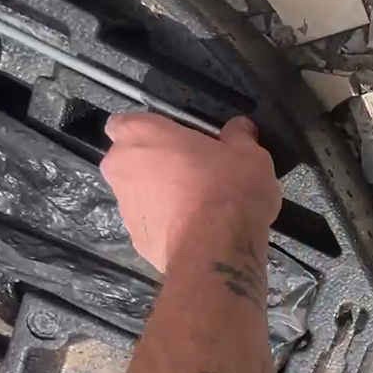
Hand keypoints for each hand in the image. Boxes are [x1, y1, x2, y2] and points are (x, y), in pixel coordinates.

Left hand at [100, 114, 279, 272]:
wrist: (217, 250)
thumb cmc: (228, 191)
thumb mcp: (251, 156)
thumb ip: (240, 137)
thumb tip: (240, 128)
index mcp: (141, 133)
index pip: (128, 122)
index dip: (155, 134)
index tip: (183, 145)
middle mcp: (121, 165)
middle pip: (135, 161)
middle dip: (160, 168)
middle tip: (199, 179)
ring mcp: (125, 205)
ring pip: (143, 195)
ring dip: (166, 199)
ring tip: (205, 213)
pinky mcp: (137, 238)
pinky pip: (154, 226)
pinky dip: (172, 228)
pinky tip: (201, 235)